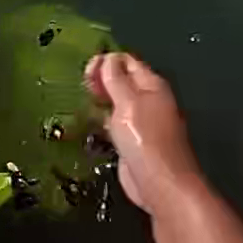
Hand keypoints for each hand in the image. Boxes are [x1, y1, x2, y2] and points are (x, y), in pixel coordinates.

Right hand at [84, 52, 210, 218]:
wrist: (159, 184)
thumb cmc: (145, 139)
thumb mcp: (128, 103)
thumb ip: (116, 79)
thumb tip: (107, 58)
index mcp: (151, 85)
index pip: (127, 62)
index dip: (106, 61)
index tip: (86, 73)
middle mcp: (148, 100)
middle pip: (122, 80)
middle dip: (101, 79)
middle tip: (83, 88)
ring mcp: (141, 121)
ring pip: (117, 101)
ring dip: (100, 99)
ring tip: (83, 101)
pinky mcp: (132, 141)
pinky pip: (115, 122)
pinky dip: (102, 119)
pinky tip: (90, 123)